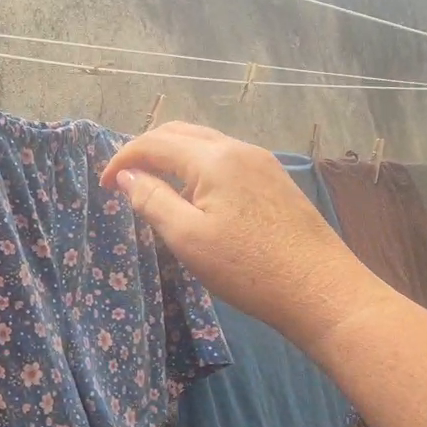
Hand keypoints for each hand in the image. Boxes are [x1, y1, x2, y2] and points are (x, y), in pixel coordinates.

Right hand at [101, 122, 392, 348]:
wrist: (323, 292)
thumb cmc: (249, 269)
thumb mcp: (188, 238)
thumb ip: (151, 199)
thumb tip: (126, 175)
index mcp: (213, 159)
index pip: (153, 143)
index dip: (122, 160)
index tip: (103, 186)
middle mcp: (238, 149)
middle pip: (179, 133)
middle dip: (144, 150)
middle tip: (123, 180)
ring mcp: (261, 163)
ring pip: (203, 143)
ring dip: (171, 155)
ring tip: (152, 184)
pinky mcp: (275, 180)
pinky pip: (224, 158)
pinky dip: (196, 165)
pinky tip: (193, 193)